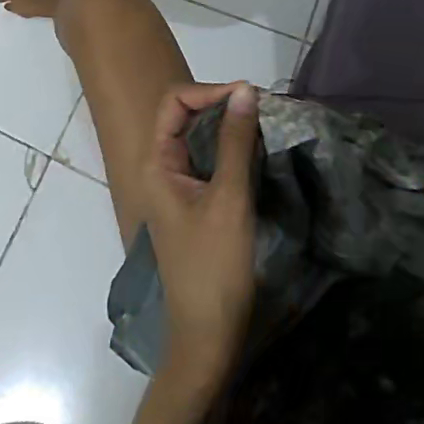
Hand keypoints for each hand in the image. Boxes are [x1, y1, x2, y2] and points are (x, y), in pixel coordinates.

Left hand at [144, 81, 260, 382]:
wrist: (209, 333)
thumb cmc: (214, 265)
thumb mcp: (229, 198)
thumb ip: (235, 142)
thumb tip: (245, 90)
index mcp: (157, 164)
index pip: (175, 102)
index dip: (210, 91)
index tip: (250, 97)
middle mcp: (163, 168)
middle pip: (187, 115)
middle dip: (223, 103)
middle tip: (263, 108)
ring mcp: (180, 185)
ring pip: (202, 136)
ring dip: (231, 125)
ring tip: (266, 124)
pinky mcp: (198, 200)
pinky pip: (213, 158)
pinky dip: (235, 147)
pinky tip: (260, 150)